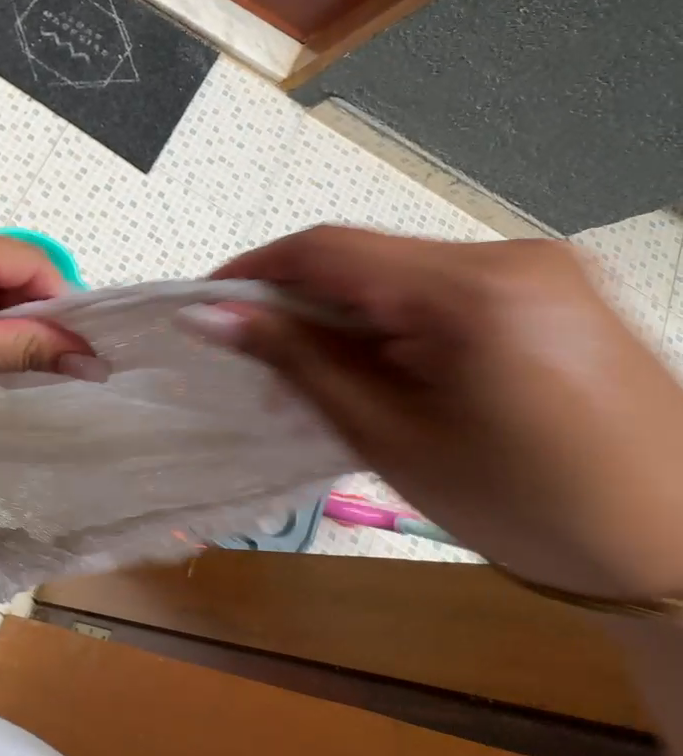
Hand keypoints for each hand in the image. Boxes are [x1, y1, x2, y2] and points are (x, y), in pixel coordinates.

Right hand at [189, 225, 682, 598]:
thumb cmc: (525, 506)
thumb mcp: (386, 433)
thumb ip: (294, 358)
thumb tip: (207, 315)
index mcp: (475, 290)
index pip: (326, 249)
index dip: (250, 272)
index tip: (201, 312)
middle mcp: (513, 257)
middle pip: (362, 257)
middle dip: (297, 302)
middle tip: (258, 361)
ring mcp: (542, 271)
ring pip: (395, 271)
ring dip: (341, 313)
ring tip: (319, 376)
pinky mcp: (555, 292)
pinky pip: (438, 287)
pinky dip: (390, 319)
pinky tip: (382, 369)